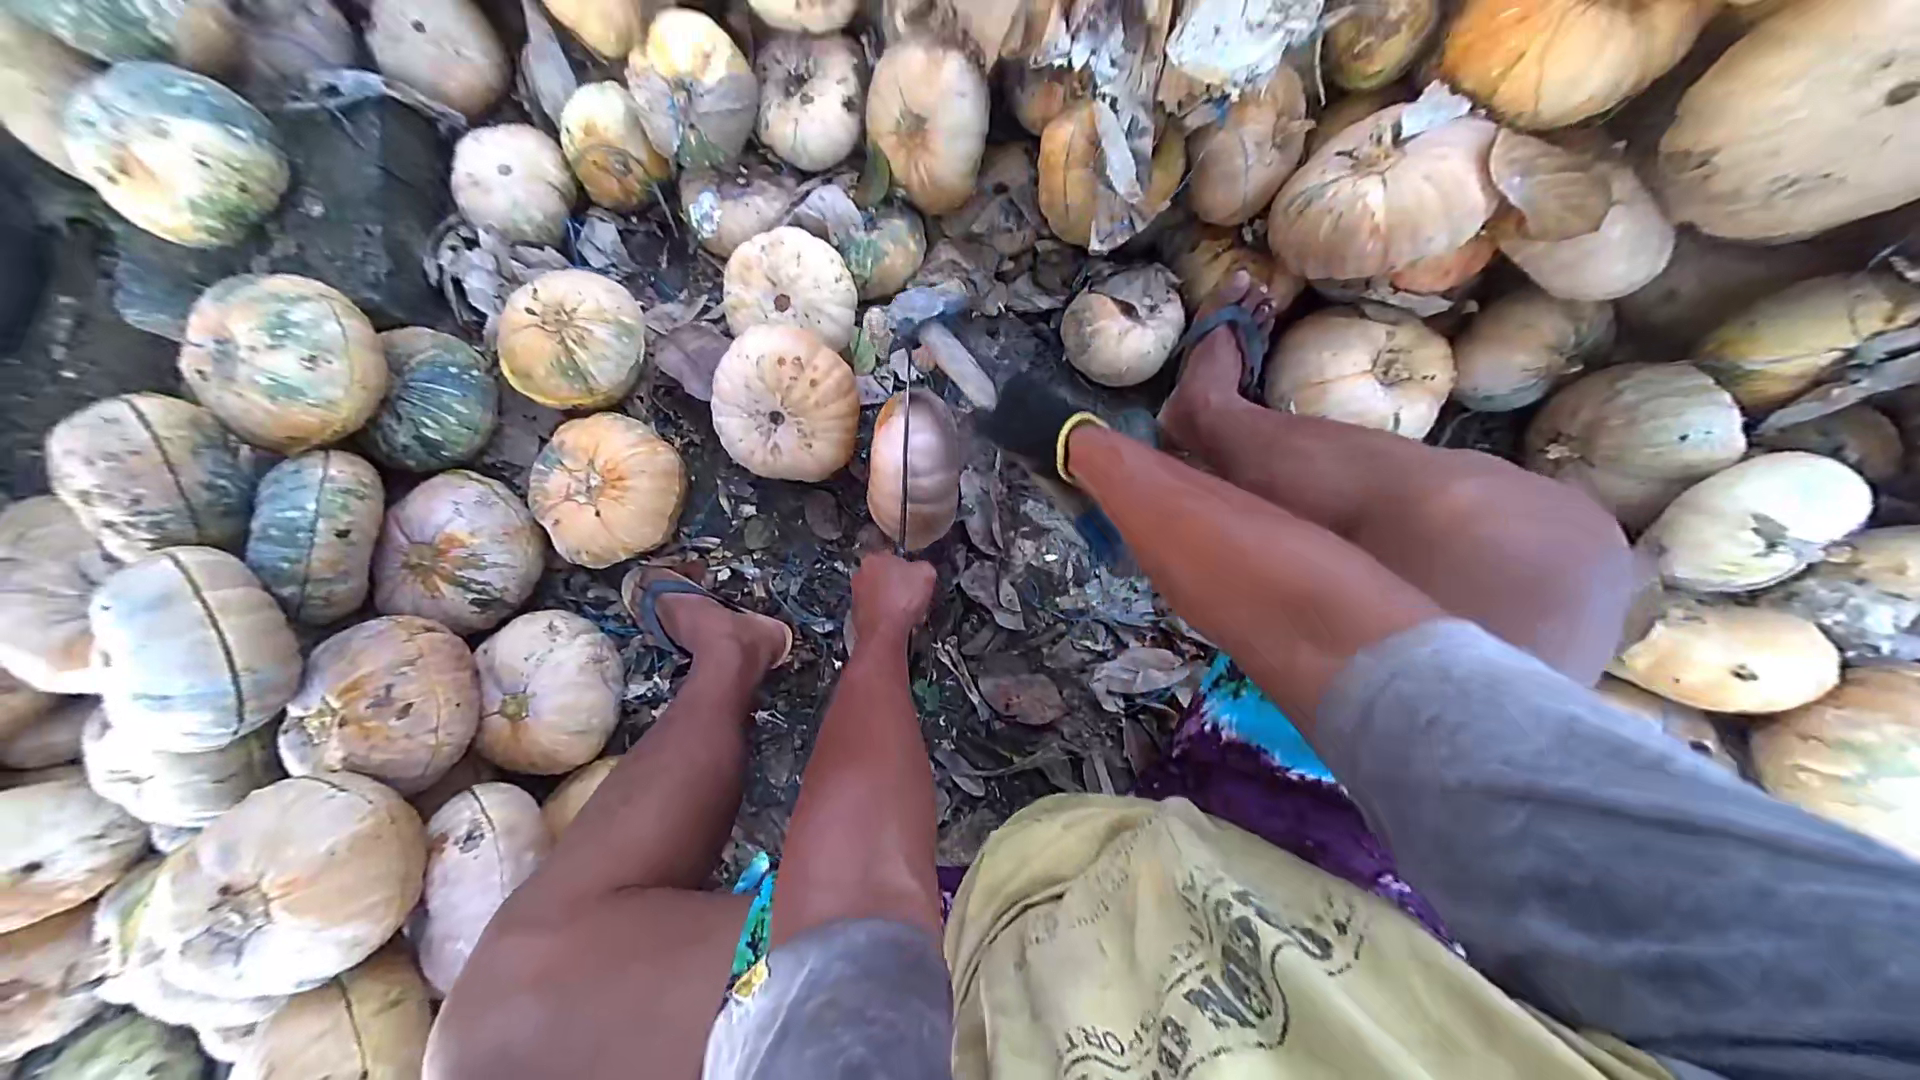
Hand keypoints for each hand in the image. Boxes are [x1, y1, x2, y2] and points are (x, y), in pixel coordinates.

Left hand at [850, 551, 935, 645]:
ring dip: (888, 599)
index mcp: (874, 558)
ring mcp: (854, 594)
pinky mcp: (854, 613)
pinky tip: (893, 621)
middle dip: (895, 584)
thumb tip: (918, 570)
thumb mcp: (926, 573)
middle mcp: (859, 573)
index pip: (893, 557)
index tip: (915, 581)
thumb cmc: (904, 598)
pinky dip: (882, 613)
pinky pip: (873, 609)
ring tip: (902, 611)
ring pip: (877, 593)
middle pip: (883, 575)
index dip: (907, 569)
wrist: (884, 632)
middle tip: (910, 596)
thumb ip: (922, 566)